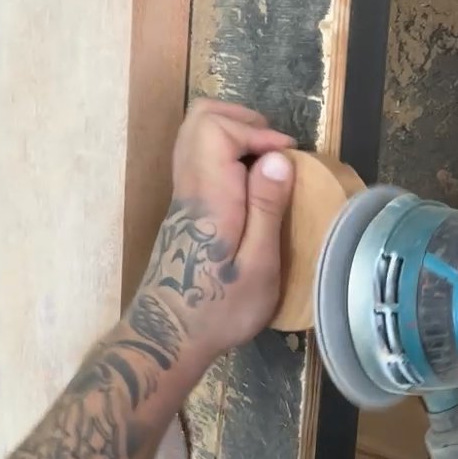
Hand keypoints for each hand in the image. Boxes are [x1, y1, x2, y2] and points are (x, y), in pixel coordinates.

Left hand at [134, 98, 295, 362]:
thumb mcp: (259, 265)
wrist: (169, 338)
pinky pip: (200, 159)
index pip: (217, 130)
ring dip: (235, 136)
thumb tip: (277, 158)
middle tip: (277, 147)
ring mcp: (183, 197)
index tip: (288, 157)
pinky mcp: (185, 211)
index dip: (257, 132)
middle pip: (198, 120)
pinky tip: (253, 184)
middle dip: (243, 121)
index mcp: (211, 197)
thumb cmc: (222, 309)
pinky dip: (228, 155)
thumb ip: (266, 208)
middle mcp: (190, 188)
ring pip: (195, 137)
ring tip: (269, 161)